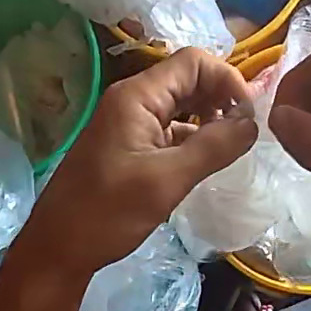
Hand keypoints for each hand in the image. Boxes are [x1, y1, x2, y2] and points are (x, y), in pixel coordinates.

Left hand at [15, 48, 257, 276]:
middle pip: (188, 81)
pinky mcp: (129, 147)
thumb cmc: (107, 213)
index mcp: (137, 97)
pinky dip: (192, 140)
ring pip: (181, 107)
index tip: (249, 117)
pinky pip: (169, 131)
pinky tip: (207, 162)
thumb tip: (253, 122)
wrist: (58, 248)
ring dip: (209, 121)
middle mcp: (133, 101)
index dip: (228, 81)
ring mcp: (129, 124)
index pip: (194, 62)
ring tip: (233, 149)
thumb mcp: (167, 180)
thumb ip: (213, 147)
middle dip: (221, 99)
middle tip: (247, 134)